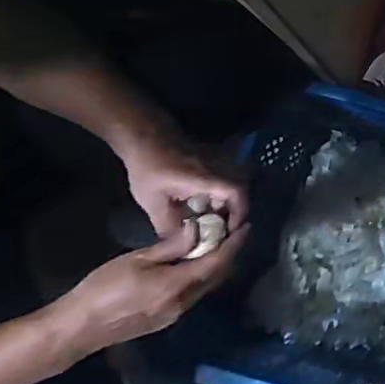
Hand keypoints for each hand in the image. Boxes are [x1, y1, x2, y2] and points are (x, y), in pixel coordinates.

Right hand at [44, 217, 248, 358]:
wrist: (76, 329)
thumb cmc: (104, 288)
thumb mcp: (138, 259)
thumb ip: (172, 246)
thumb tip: (199, 230)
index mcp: (177, 287)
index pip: (217, 262)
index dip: (234, 244)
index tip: (246, 226)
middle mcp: (183, 304)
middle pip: (217, 276)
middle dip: (229, 254)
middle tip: (233, 232)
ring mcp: (174, 315)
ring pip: (206, 287)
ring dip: (216, 266)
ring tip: (217, 243)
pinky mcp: (164, 321)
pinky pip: (193, 295)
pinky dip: (201, 277)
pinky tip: (195, 264)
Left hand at [116, 131, 249, 237]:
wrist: (146, 136)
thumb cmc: (148, 168)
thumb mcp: (153, 202)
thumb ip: (168, 226)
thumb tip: (180, 247)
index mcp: (207, 179)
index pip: (236, 193)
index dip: (239, 213)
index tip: (230, 232)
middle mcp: (218, 168)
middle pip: (237, 191)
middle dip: (232, 213)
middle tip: (219, 231)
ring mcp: (216, 161)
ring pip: (230, 186)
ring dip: (224, 204)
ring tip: (208, 221)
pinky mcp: (211, 159)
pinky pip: (221, 180)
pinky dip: (217, 195)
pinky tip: (201, 205)